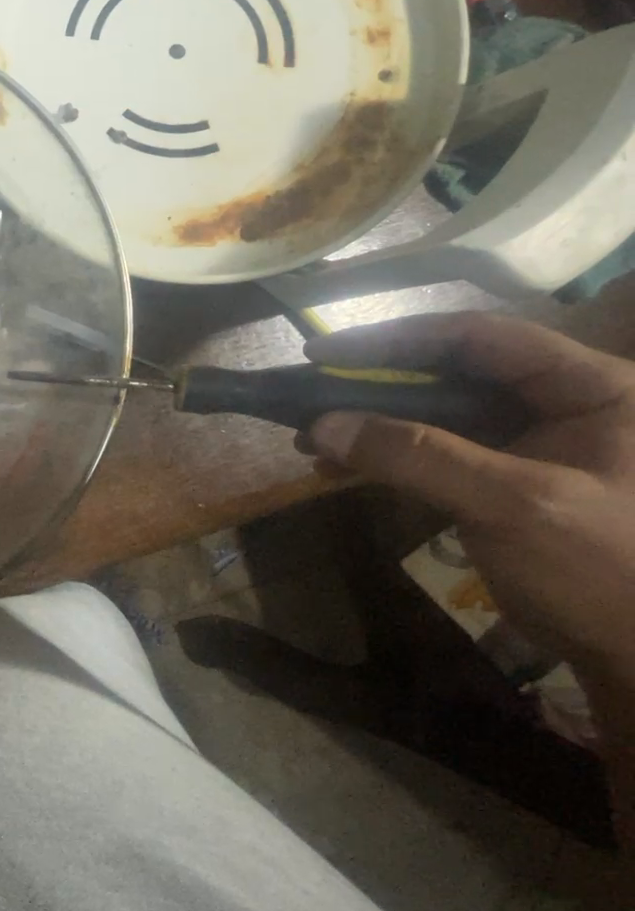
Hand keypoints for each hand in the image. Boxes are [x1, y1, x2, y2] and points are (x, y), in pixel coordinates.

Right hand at [305, 313, 634, 683]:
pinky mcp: (507, 479)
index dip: (395, 340)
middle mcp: (567, 404)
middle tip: (306, 395)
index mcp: (598, 390)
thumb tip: (321, 424)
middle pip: (452, 370)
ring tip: (310, 438)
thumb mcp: (513, 505)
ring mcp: (536, 443)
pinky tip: (337, 466)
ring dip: (369, 421)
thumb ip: (416, 457)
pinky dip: (383, 455)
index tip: (319, 353)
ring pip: (436, 410)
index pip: (482, 338)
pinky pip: (434, 449)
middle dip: (372, 384)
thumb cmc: (609, 572)